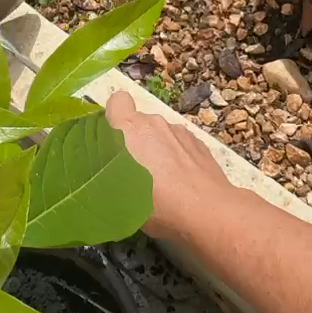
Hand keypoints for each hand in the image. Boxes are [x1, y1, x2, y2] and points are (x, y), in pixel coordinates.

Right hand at [105, 89, 240, 243]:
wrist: (207, 210)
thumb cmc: (156, 204)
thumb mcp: (118, 199)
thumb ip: (105, 178)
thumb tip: (104, 175)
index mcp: (128, 130)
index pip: (117, 101)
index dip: (114, 117)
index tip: (113, 141)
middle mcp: (153, 123)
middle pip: (139, 123)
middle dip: (135, 141)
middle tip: (135, 171)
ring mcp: (178, 131)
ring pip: (159, 134)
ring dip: (157, 150)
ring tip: (162, 181)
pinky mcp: (198, 142)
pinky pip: (178, 144)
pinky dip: (176, 157)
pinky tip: (181, 182)